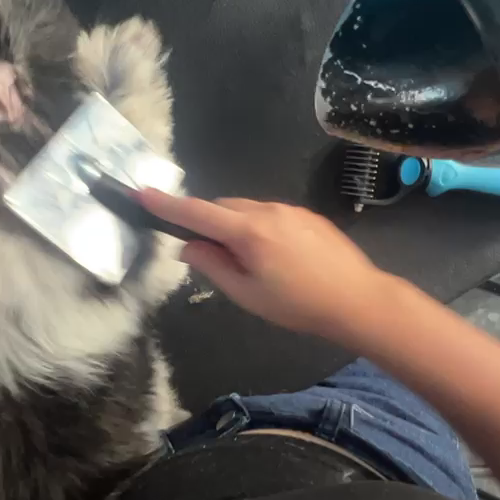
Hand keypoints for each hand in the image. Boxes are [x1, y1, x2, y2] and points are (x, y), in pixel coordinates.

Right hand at [137, 190, 402, 344]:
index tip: (141, 194)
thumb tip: (189, 248)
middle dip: (208, 224)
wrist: (358, 300)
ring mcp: (291, 210)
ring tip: (251, 266)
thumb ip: (213, 267)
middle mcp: (268, 210)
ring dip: (235, 228)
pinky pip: (270, 215)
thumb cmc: (298, 306)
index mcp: (249, 231)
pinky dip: (258, 229)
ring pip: (247, 210)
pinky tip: (276, 260)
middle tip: (211, 258)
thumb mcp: (247, 295)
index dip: (167, 205)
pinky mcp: (308, 216)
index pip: (198, 213)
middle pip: (222, 207)